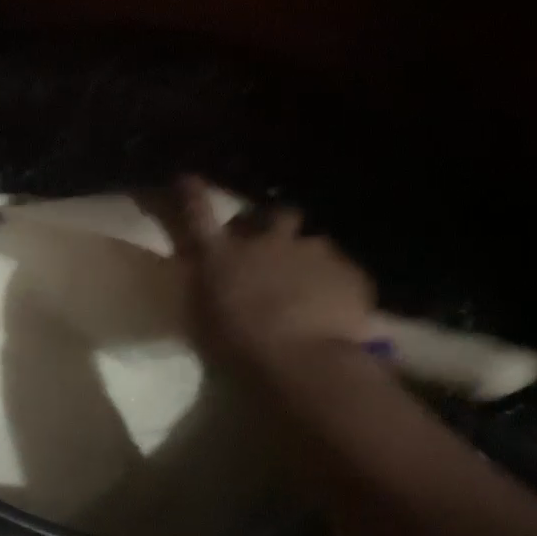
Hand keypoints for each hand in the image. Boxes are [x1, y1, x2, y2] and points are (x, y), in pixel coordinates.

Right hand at [167, 176, 376, 368]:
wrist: (301, 357)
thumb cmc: (237, 345)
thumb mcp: (208, 320)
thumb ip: (215, 293)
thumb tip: (220, 286)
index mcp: (223, 257)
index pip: (199, 216)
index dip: (192, 196)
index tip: (186, 178)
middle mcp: (268, 243)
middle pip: (277, 215)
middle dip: (276, 224)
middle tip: (274, 244)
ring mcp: (314, 252)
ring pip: (313, 244)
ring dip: (307, 260)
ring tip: (307, 290)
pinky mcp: (350, 271)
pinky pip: (341, 272)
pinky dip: (333, 285)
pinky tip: (330, 309)